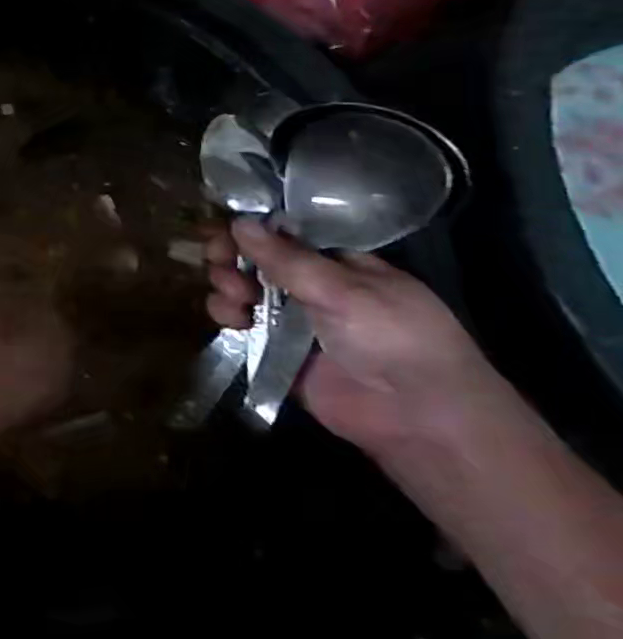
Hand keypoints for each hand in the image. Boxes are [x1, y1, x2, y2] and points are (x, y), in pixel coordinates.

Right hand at [207, 218, 495, 451]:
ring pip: (240, 288)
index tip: (224, 232)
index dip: (251, 231)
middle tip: (220, 263)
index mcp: (339, 267)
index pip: (284, 237)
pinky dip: (225, 314)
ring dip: (226, 284)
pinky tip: (232, 320)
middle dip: (232, 258)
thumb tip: (239, 221)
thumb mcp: (345, 292)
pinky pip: (237, 321)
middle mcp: (312, 288)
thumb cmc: (395, 340)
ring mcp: (291, 319)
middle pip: (254, 260)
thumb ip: (287, 258)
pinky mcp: (272, 347)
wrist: (418, 417)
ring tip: (234, 296)